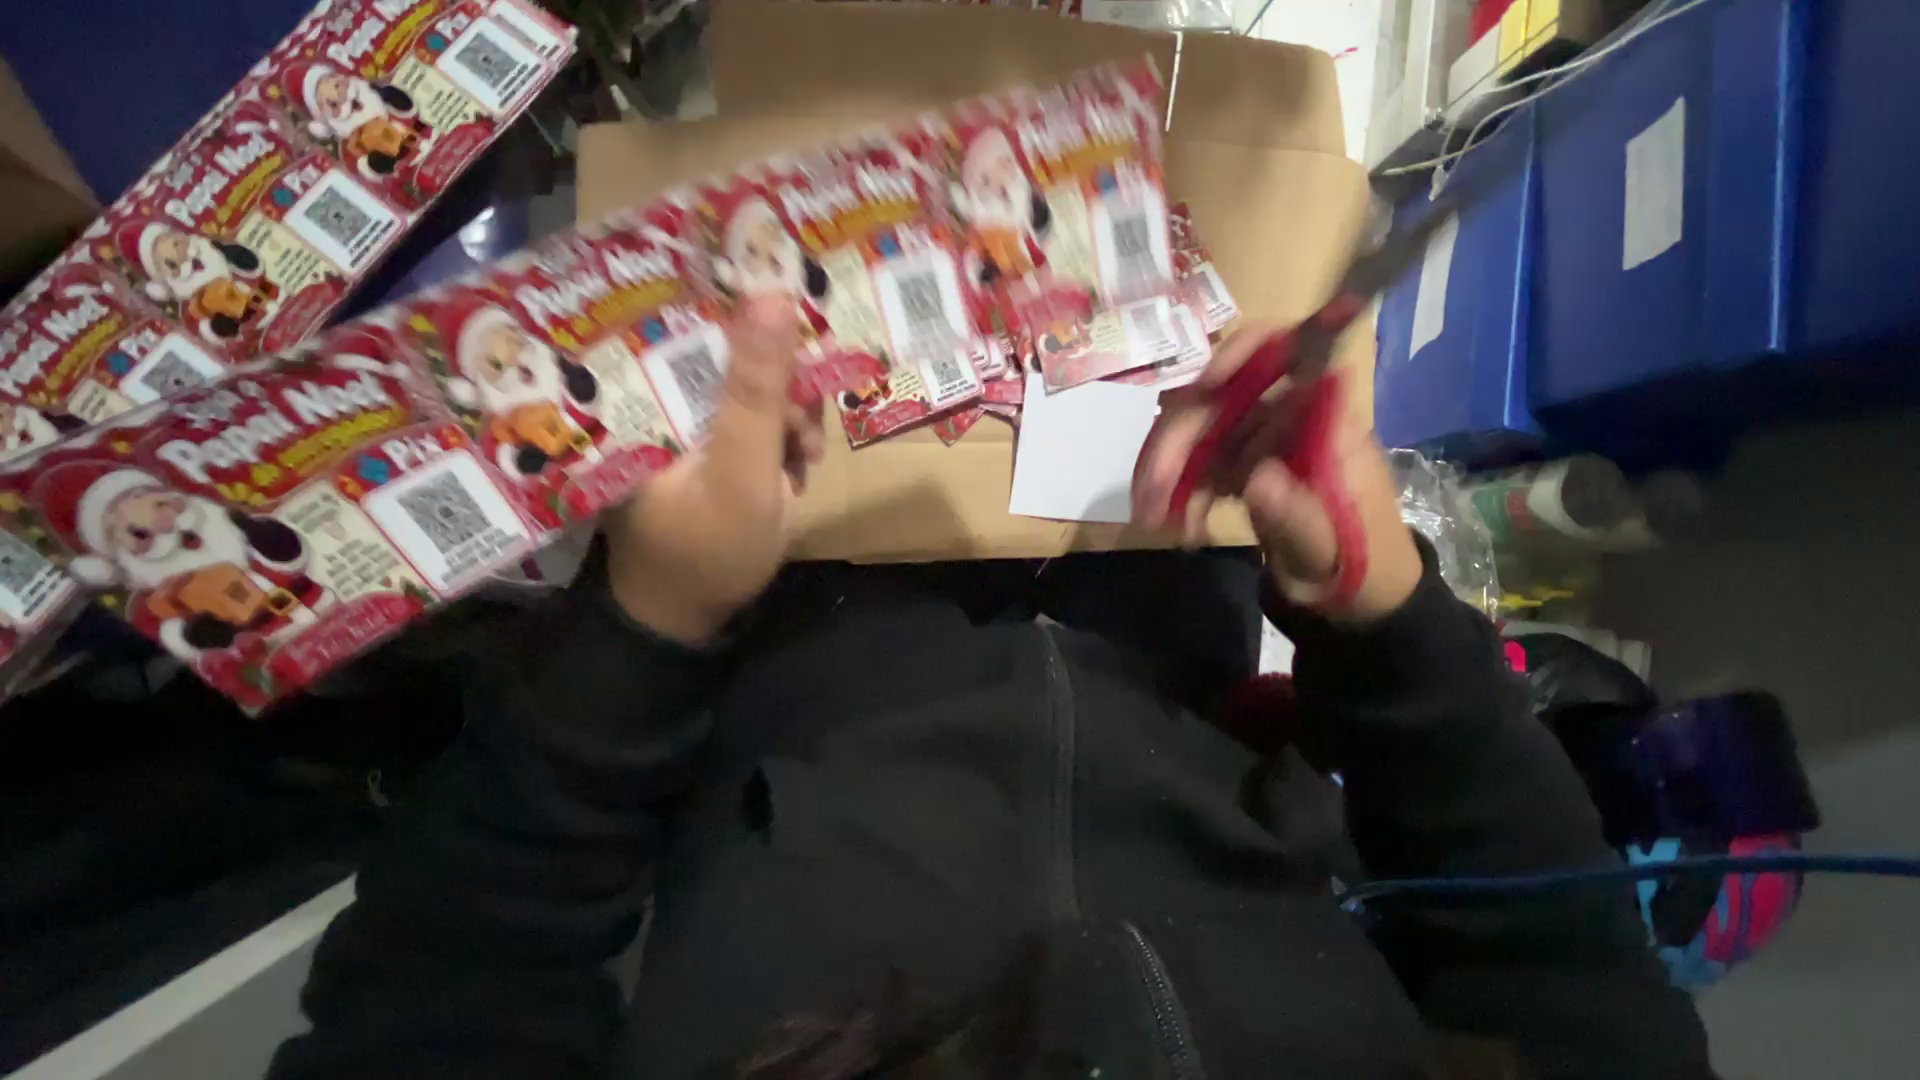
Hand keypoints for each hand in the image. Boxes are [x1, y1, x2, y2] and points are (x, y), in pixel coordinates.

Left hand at [604, 298, 825, 643]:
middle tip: (809, 422)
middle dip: (786, 387)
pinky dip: (782, 444)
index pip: (697, 319)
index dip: (752, 311)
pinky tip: (796, 470)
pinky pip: (752, 425)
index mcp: (644, 392)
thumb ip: (758, 392)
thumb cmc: (708, 549)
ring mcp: (681, 427)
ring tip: (806, 458)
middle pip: (731, 356)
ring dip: (791, 421)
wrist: (689, 618)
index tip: (802, 312)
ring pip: (750, 393)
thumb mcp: (742, 470)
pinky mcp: (702, 451)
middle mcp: (657, 399)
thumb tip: (772, 293)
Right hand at [1131, 323, 1422, 623]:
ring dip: (1166, 470)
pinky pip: (1197, 464)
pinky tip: (1174, 521)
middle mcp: (1285, 417)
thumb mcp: (1329, 545)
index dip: (1240, 357)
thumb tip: (1254, 479)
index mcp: (1322, 419)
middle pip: (1219, 400)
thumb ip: (1296, 514)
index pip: (1285, 355)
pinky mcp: (1240, 466)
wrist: (1361, 589)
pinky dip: (1178, 490)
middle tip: (1150, 495)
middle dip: (1177, 442)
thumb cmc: (1360, 561)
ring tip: (1152, 517)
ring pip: (1197, 432)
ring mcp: (1259, 441)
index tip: (1204, 388)